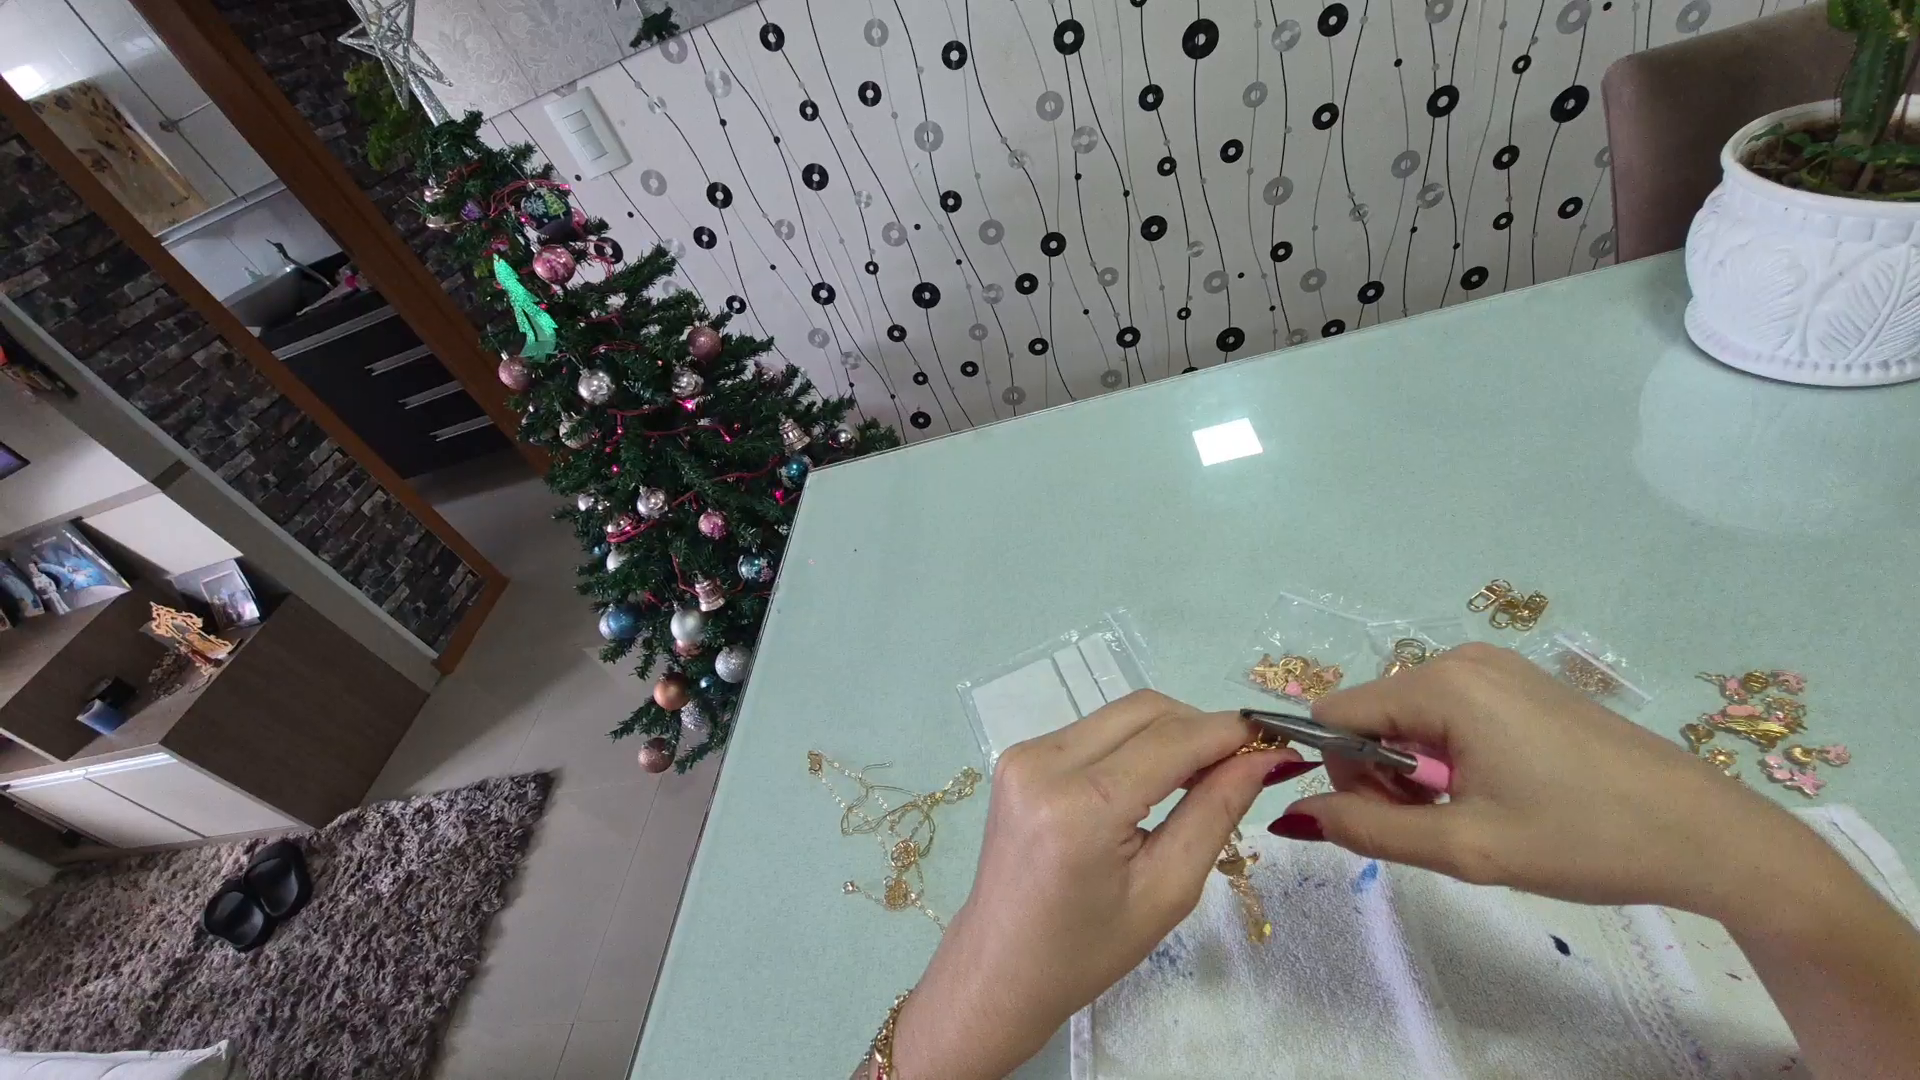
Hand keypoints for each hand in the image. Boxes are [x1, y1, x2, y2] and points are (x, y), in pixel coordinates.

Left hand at [889, 690, 1300, 1079]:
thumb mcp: (1167, 891)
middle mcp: (1044, 762)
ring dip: (1166, 733)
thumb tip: (1264, 757)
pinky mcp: (1016, 756)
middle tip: (1239, 764)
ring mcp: (1023, 753)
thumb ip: (1215, 811)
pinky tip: (1148, 780)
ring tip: (1197, 777)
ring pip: (1118, 715)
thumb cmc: (1088, 949)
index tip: (1276, 740)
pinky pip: (1091, 730)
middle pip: (1144, 711)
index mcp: (1080, 805)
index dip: (1229, 732)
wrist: (1000, 964)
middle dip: (1200, 727)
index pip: (1172, 740)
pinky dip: (1130, 743)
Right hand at [1266, 642, 1805, 915]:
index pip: (1335, 716)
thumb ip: (1367, 830)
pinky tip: (1499, 789)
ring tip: (1477, 811)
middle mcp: (1459, 659)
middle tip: (1444, 824)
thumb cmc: (1585, 839)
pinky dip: (1448, 754)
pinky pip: (1444, 711)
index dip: (1344, 772)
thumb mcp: (1466, 848)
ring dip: (1416, 769)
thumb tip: (1291, 816)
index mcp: (1441, 685)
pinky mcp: (1518, 682)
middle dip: (1384, 775)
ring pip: (1406, 717)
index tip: (1396, 817)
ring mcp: (1493, 666)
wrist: (1716, 839)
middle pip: (1371, 717)